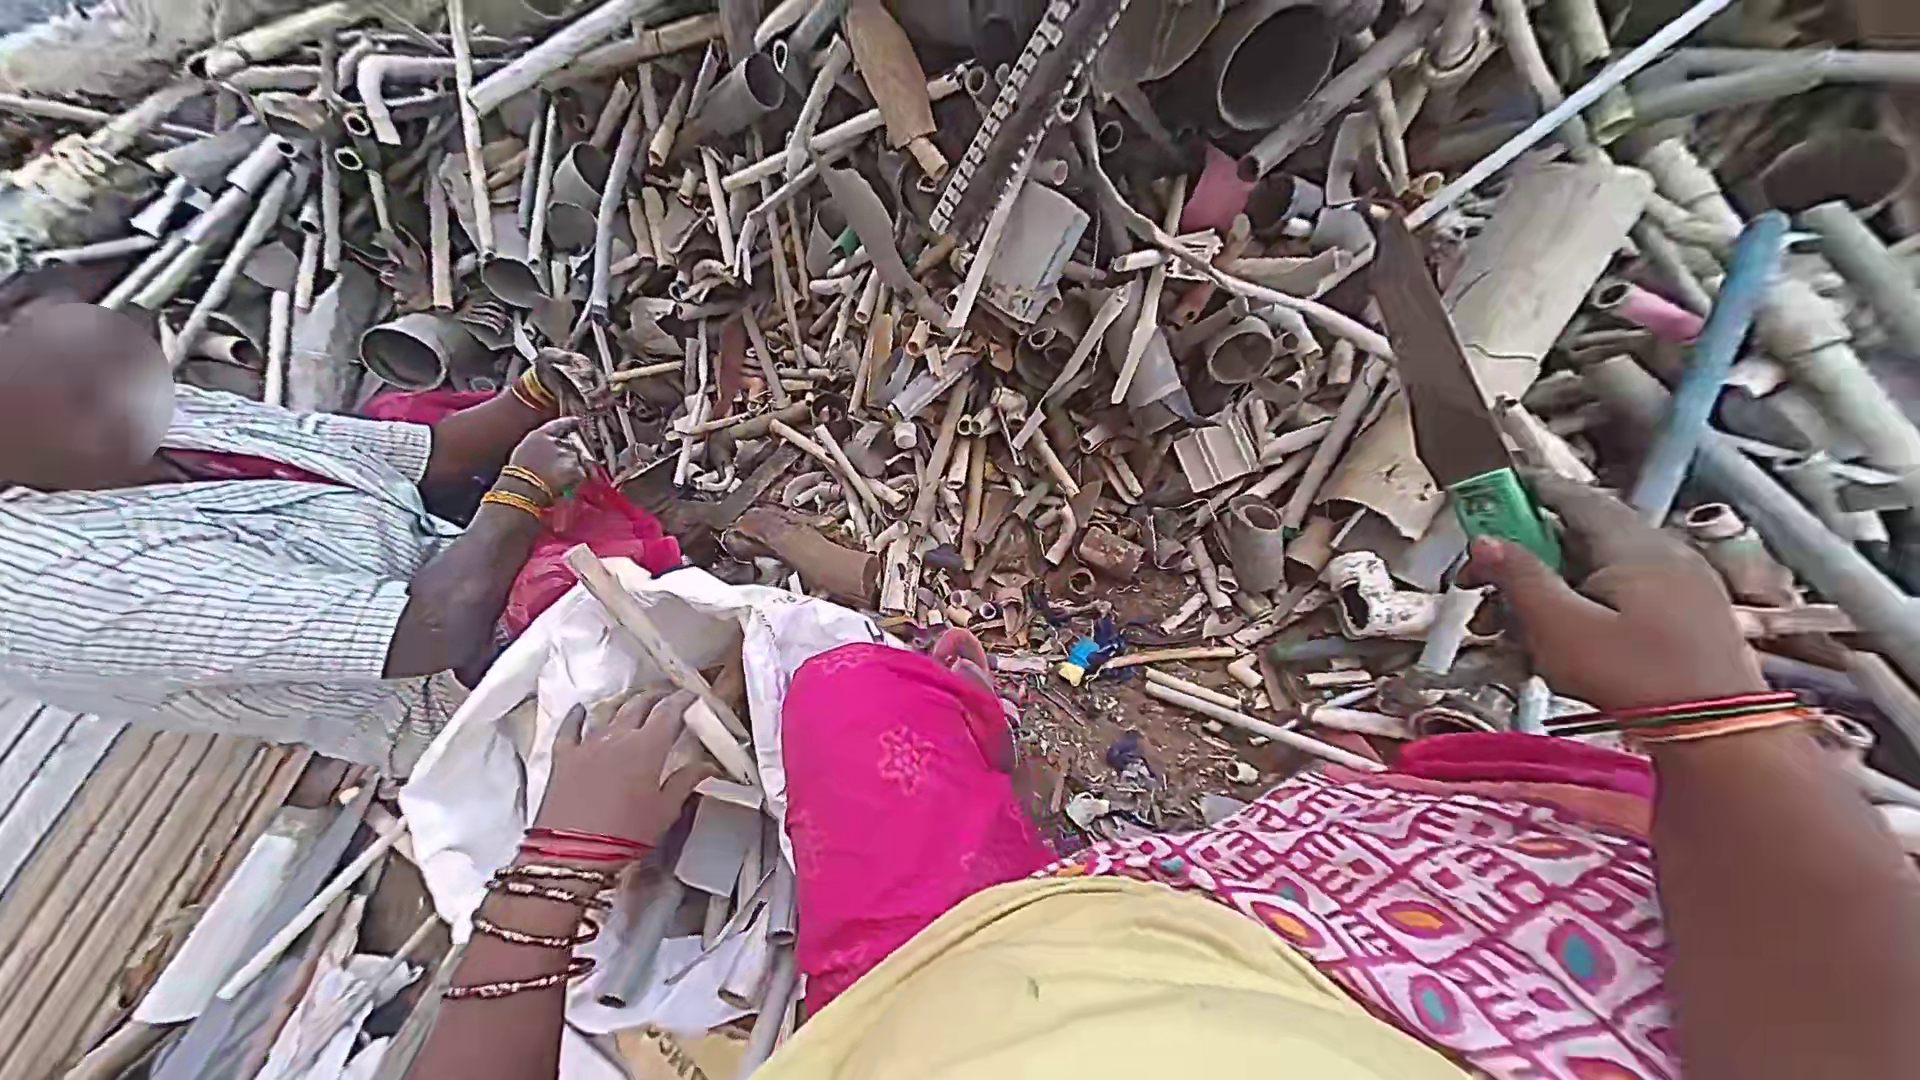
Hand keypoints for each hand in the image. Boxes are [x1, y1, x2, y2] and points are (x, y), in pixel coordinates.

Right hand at [509, 416, 586, 493]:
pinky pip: (581, 473)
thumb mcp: (525, 451)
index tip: (577, 421)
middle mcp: (557, 442)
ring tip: (556, 478)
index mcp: (540, 436)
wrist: (523, 487)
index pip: (559, 425)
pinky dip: (575, 479)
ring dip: (571, 468)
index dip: (569, 422)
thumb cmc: (519, 473)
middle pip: (572, 446)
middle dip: (568, 456)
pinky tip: (562, 483)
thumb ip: (542, 445)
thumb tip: (555, 445)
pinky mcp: (577, 469)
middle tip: (556, 469)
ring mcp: (569, 455)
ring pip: (577, 460)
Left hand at [533, 689, 713, 847]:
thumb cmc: (627, 833)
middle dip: (656, 695)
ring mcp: (588, 744)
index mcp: (648, 745)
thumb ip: (686, 780)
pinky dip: (576, 717)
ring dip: (624, 702)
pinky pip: (569, 729)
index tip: (692, 694)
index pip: (669, 711)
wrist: (570, 856)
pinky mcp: (563, 758)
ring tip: (634, 699)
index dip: (683, 699)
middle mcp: (619, 736)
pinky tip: (580, 710)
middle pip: (640, 704)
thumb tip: (709, 765)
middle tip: (667, 694)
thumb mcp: (665, 809)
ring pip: (608, 711)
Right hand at [1459, 472, 1765, 711]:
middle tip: (1475, 585)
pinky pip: (1607, 595)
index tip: (1488, 493)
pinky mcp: (1676, 616)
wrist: (1718, 737)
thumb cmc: (1630, 674)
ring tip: (1503, 626)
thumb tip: (1483, 540)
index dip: (1528, 491)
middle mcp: (1661, 557)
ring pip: (1586, 571)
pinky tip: (1543, 638)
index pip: (1575, 500)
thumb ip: (1518, 576)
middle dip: (1516, 560)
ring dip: (1535, 590)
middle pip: (1572, 540)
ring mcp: (1674, 587)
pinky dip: (1567, 606)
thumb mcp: (1557, 623)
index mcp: (1637, 549)